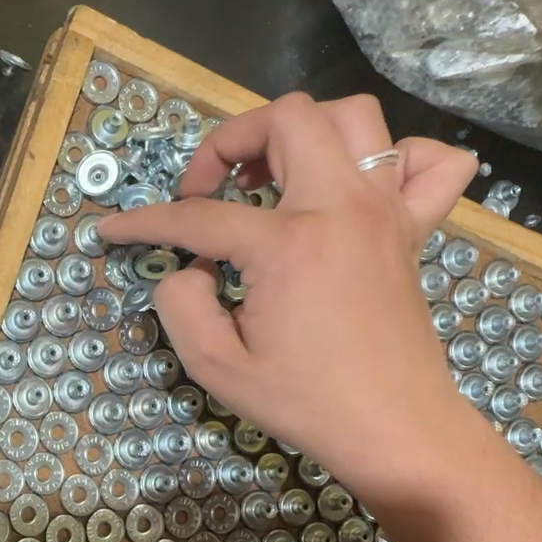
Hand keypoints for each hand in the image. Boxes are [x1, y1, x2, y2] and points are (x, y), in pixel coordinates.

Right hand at [97, 93, 479, 501]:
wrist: (390, 425)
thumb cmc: (299, 400)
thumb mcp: (214, 365)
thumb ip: (181, 305)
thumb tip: (190, 269)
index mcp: (287, 244)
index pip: (199, 217)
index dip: (145, 222)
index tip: (114, 229)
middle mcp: (341, 206)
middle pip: (288, 117)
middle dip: (229, 141)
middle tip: (204, 191)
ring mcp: (387, 210)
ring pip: (354, 118)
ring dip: (301, 134)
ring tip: (269, 179)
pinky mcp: (414, 227)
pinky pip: (427, 159)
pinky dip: (392, 158)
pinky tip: (353, 193)